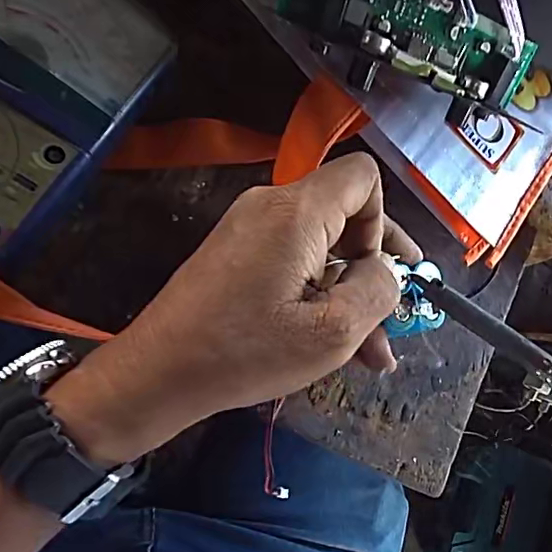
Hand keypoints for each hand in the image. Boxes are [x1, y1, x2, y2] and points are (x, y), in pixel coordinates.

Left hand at [50, 154, 421, 459]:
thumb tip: (388, 271)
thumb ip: (378, 292)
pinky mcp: (240, 256)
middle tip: (393, 312)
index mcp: (297, 213)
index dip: (385, 221)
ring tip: (370, 351)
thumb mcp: (332, 333)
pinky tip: (336, 344)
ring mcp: (252, 231)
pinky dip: (320, 296)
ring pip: (324, 249)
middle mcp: (272, 208)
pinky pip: (297, 264)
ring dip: (351, 295)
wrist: (158, 373)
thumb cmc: (244, 354)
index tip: (380, 271)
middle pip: (346, 215)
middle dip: (375, 268)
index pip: (363, 177)